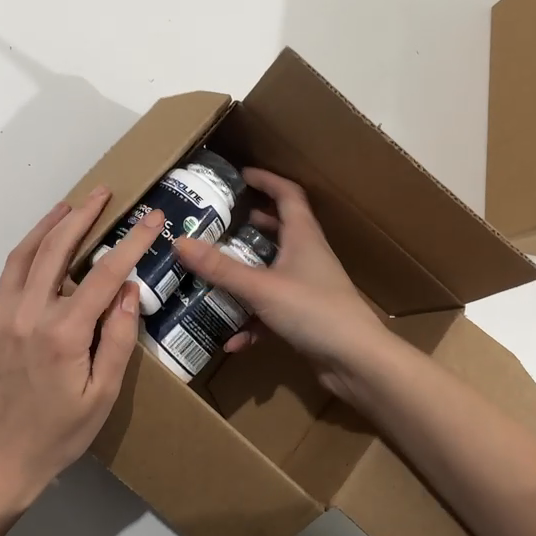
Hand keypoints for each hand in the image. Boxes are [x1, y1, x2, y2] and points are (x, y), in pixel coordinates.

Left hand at [0, 187, 163, 504]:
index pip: (105, 274)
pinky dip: (28, 261)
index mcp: (62, 333)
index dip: (132, 242)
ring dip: (47, 227)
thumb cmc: (59, 435)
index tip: (151, 218)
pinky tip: (44, 261)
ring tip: (68, 206)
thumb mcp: (104, 395)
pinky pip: (9, 285)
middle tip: (104, 192)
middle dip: (83, 215)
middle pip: (56, 249)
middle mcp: (26, 315)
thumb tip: (130, 290)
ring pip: (22, 257)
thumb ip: (118, 338)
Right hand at [173, 168, 393, 398]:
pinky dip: (253, 320)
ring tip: (215, 274)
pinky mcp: (306, 316)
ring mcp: (308, 286)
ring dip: (246, 274)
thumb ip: (220, 268)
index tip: (240, 175)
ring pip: (272, 271)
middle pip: (279, 230)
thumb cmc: (314, 310)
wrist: (356, 360)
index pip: (287, 194)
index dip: (266, 180)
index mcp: (303, 236)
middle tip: (218, 224)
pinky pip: (272, 310)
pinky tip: (233, 340)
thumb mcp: (261, 287)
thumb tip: (179, 242)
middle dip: (250, 226)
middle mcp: (307, 255)